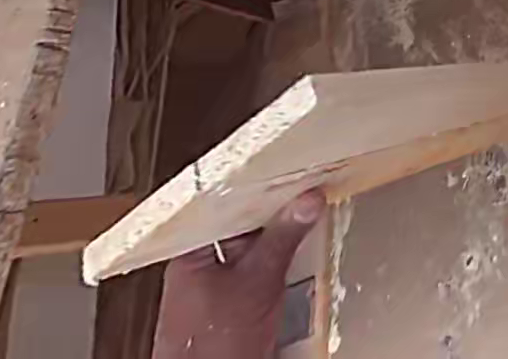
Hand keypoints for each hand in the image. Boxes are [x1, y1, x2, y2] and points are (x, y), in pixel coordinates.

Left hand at [151, 189, 324, 358]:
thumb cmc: (217, 345)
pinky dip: (285, 259)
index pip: (226, 206)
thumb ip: (283, 237)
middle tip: (310, 181)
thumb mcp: (257, 283)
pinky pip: (264, 270)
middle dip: (276, 208)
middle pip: (243, 225)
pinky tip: (309, 246)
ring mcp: (220, 289)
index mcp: (192, 255)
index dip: (258, 185)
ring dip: (283, 233)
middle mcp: (202, 268)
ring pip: (256, 247)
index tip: (290, 166)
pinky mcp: (239, 308)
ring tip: (315, 206)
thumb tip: (312, 196)